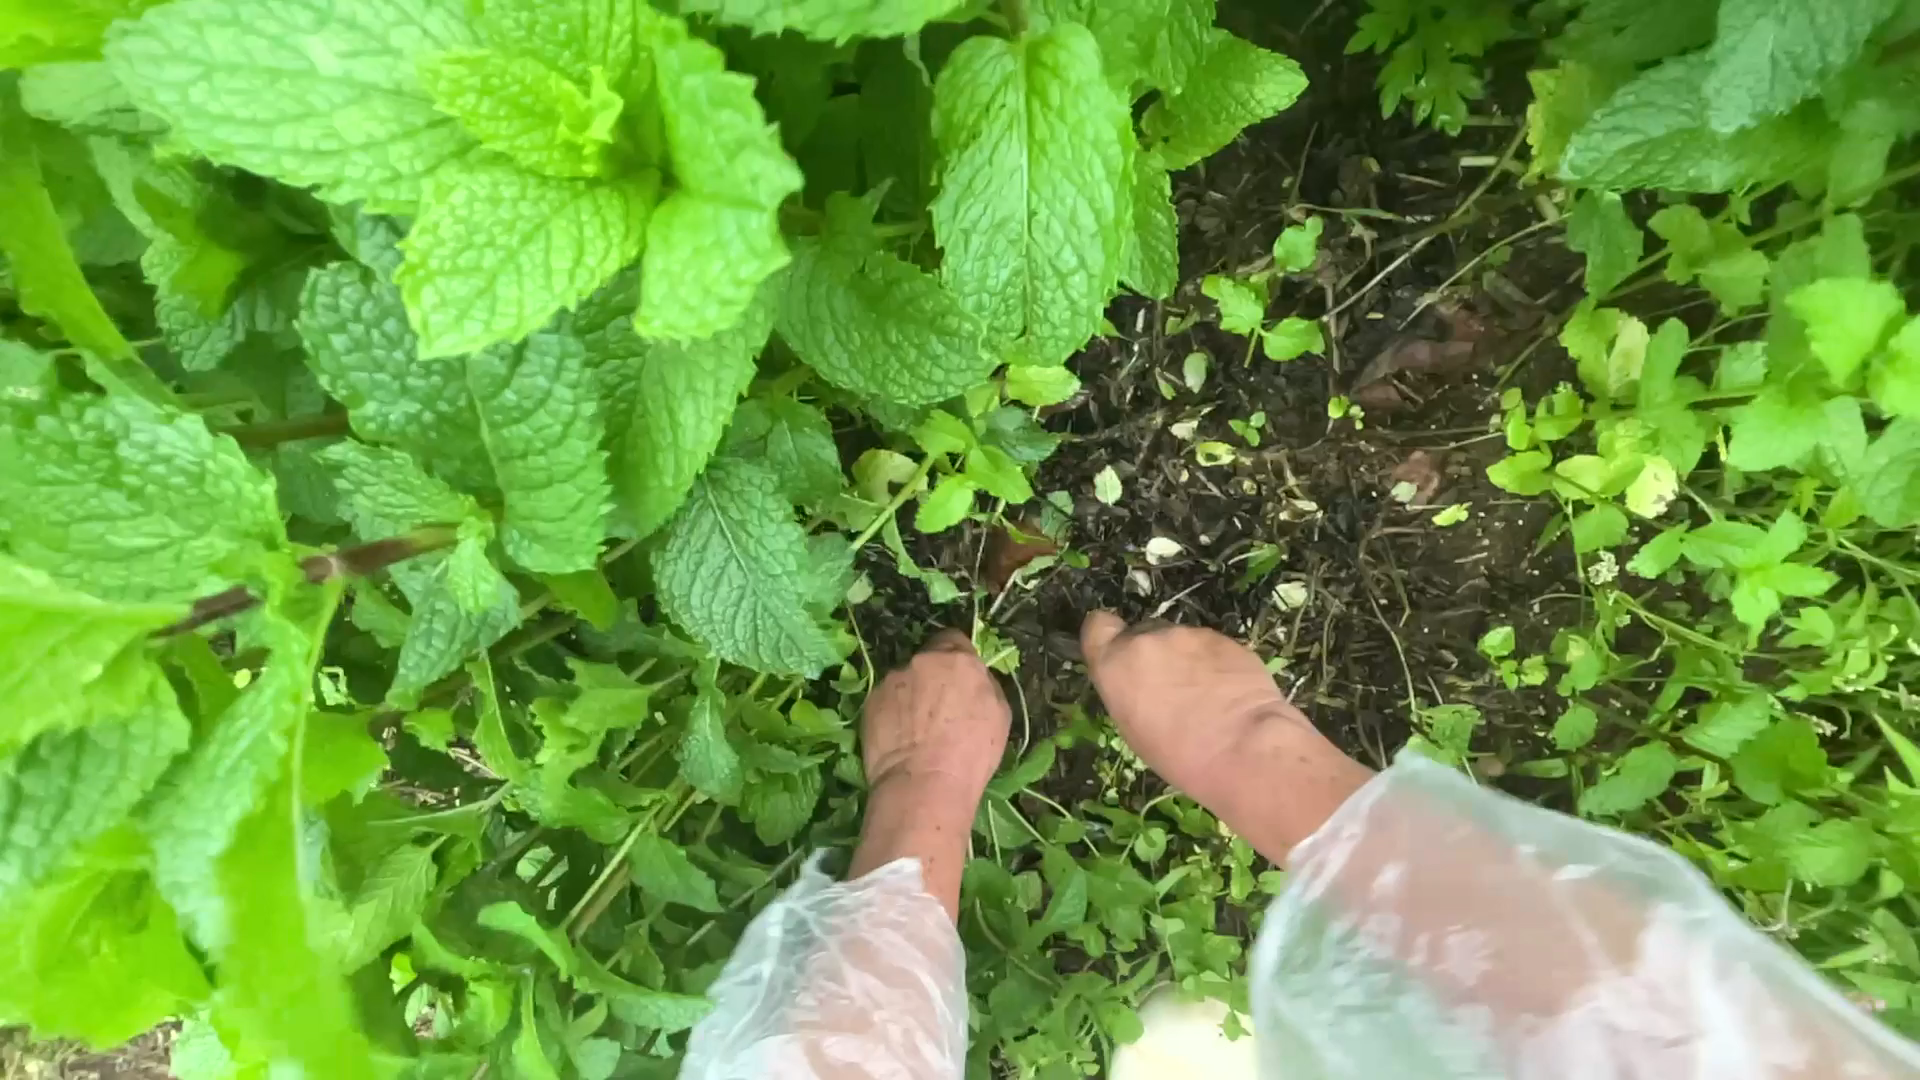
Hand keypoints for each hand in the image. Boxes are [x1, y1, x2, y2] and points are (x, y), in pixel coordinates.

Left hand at [861, 629, 1010, 808]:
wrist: (924, 784)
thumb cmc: (972, 753)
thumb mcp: (999, 714)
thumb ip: (984, 685)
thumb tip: (975, 679)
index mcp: (958, 659)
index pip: (954, 639)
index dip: (956, 657)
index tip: (957, 678)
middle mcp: (922, 660)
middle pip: (927, 660)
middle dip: (932, 677)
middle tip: (937, 708)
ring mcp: (892, 679)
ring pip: (904, 680)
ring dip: (910, 694)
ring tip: (915, 729)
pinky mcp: (871, 700)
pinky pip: (885, 700)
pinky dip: (892, 712)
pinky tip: (898, 737)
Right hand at [1080, 611, 1370, 859]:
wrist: (1244, 748)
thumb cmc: (1180, 755)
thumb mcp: (1133, 727)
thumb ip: (1129, 689)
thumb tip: (1141, 682)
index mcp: (1114, 664)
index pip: (1097, 625)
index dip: (1109, 637)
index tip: (1121, 655)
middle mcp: (1145, 639)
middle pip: (1143, 634)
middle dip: (1154, 653)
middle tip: (1172, 688)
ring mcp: (1187, 634)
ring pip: (1180, 640)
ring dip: (1187, 659)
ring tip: (1208, 696)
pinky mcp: (1223, 638)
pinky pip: (1211, 647)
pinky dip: (1216, 664)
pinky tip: (1230, 692)